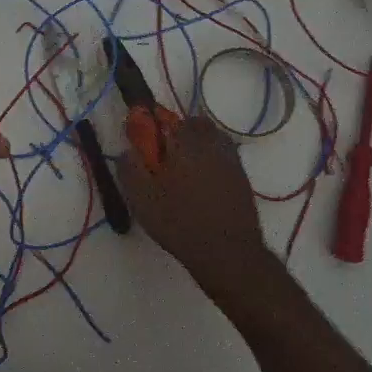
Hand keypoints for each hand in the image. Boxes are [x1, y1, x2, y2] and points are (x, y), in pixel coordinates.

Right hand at [116, 116, 277, 286]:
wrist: (227, 253)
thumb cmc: (179, 222)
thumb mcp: (142, 197)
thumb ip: (130, 167)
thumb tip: (129, 150)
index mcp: (184, 142)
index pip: (167, 117)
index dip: (154, 125)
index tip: (147, 142)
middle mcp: (211, 144)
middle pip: (195, 124)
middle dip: (180, 131)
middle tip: (166, 156)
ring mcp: (231, 160)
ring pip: (213, 138)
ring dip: (198, 144)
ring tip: (185, 171)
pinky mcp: (243, 179)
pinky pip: (224, 157)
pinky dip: (213, 161)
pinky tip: (202, 185)